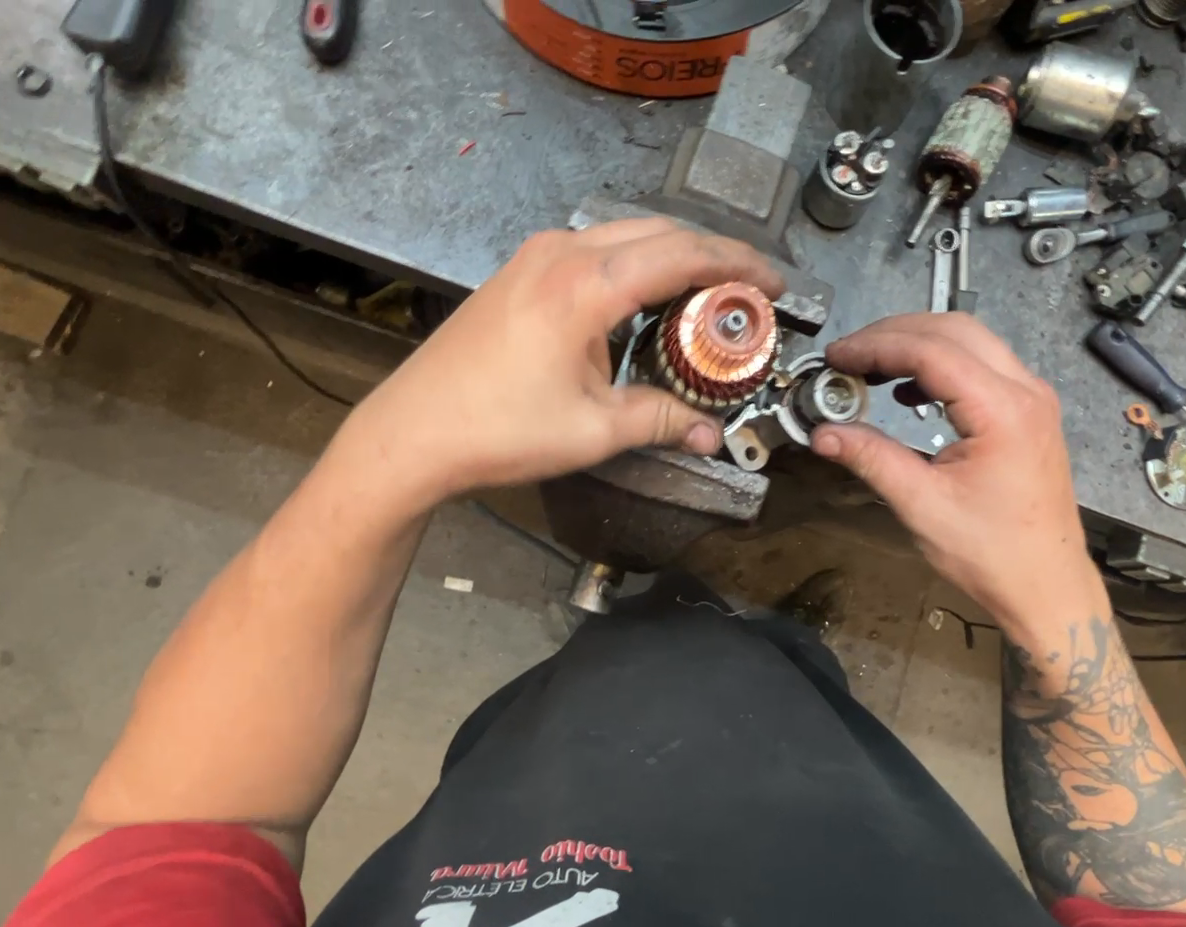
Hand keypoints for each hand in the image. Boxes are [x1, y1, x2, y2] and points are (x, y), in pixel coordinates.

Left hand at [331, 219, 783, 509]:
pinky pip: (593, 252)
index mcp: (585, 284)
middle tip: (746, 295)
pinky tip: (645, 304)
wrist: (413, 433)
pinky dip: (633, 267)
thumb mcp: (594, 429)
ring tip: (704, 299)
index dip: (737, 265)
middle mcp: (561, 252)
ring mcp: (534, 257)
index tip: (772, 284)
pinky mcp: (519, 274)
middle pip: (658, 233)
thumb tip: (710, 433)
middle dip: (711, 256)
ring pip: (624, 237)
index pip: (682, 252)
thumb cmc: (500, 430)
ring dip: (671, 259)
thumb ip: (662, 419)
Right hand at [809, 314, 1106, 635]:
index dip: (876, 347)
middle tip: (847, 357)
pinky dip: (940, 366)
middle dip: (894, 334)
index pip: (932, 351)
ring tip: (869, 369)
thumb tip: (822, 434)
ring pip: (971, 342)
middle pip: (955, 331)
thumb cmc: (989, 553)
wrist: (1045, 585)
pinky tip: (908, 393)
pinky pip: (982, 367)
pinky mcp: (1028, 414)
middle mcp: (1025, 391)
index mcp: (1002, 410)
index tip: (835, 358)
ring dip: (917, 345)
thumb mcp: (922, 506)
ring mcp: (1032, 399)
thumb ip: (872, 459)